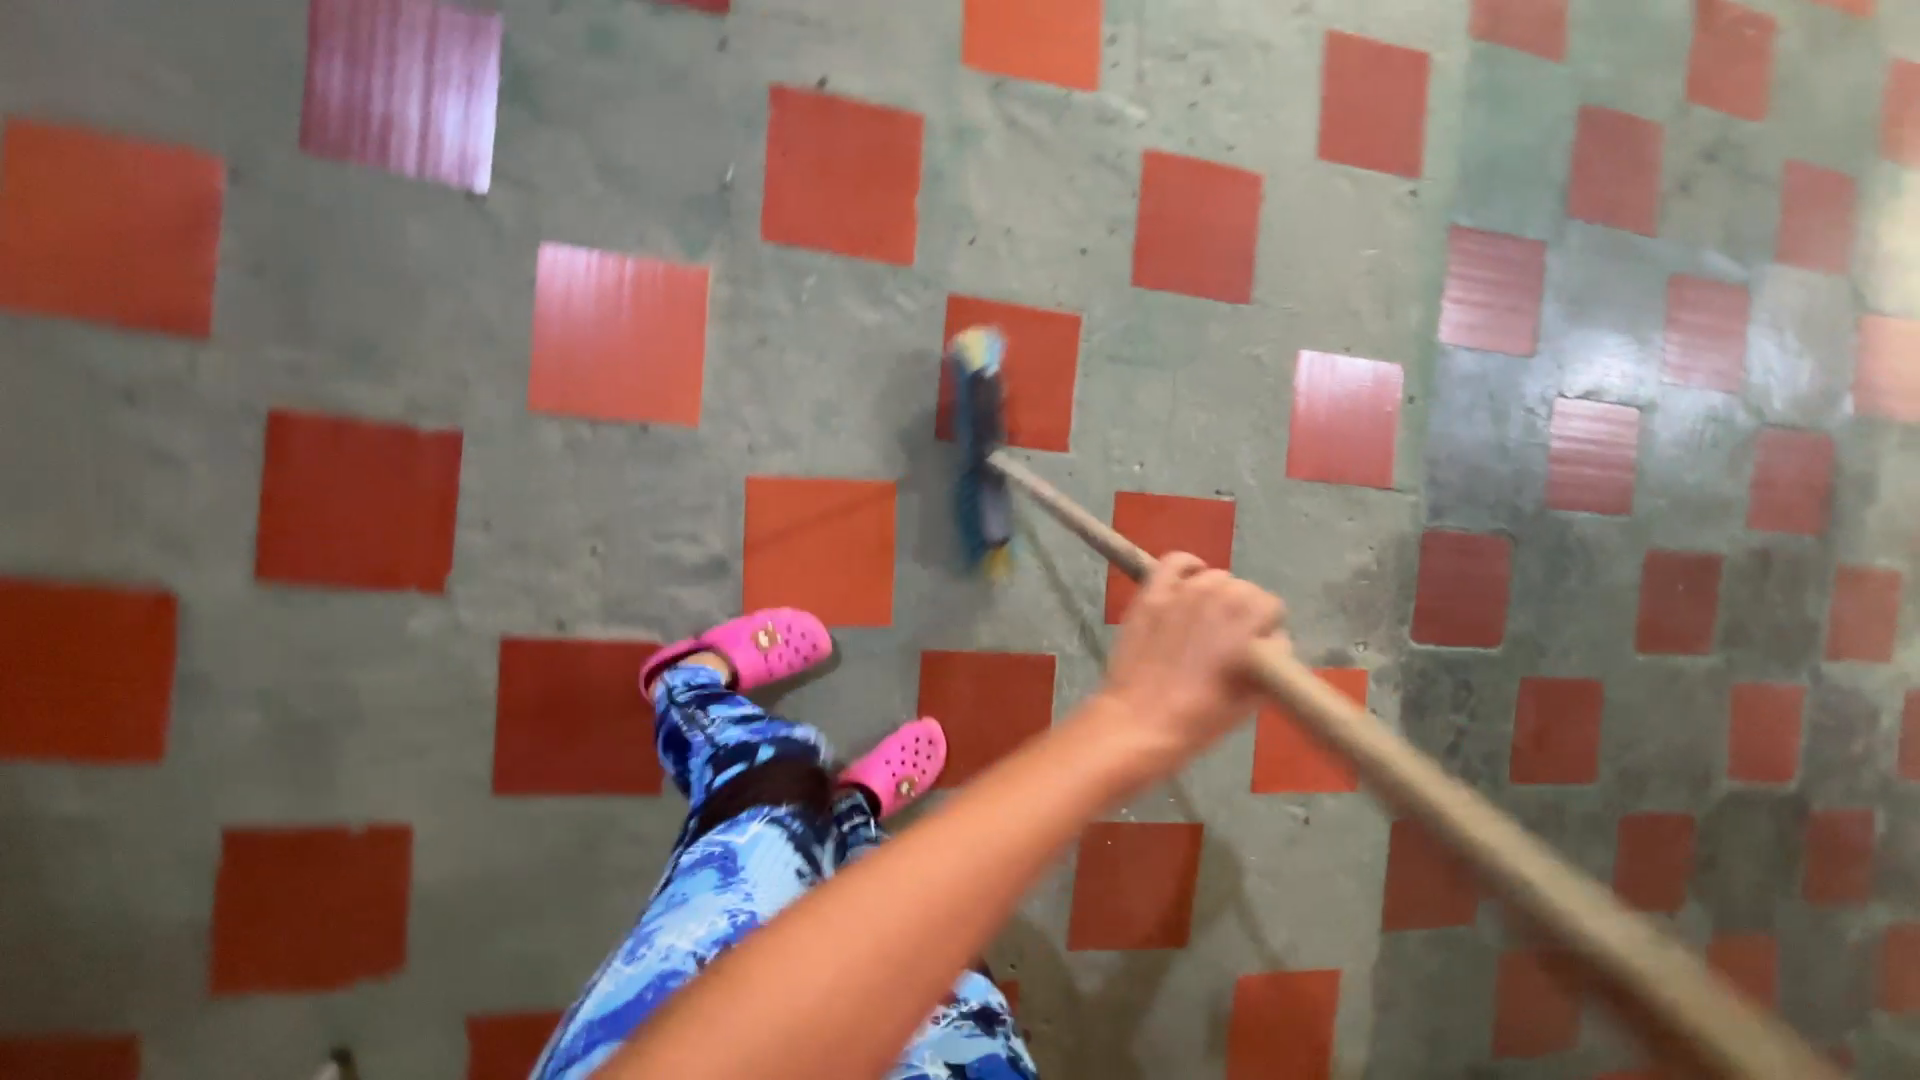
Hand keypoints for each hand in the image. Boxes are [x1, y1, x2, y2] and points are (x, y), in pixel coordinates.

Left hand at [1095, 553, 1287, 773]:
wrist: (1140, 720)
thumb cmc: (1200, 718)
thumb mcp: (1252, 698)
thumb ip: (1273, 661)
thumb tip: (1273, 640)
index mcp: (1248, 622)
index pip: (1272, 606)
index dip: (1266, 628)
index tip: (1257, 647)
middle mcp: (1219, 597)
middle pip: (1245, 590)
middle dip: (1243, 612)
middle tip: (1230, 640)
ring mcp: (1183, 592)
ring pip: (1214, 577)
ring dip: (1217, 595)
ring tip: (1206, 620)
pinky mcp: (1153, 593)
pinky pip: (1175, 561)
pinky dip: (1187, 566)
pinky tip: (1189, 581)